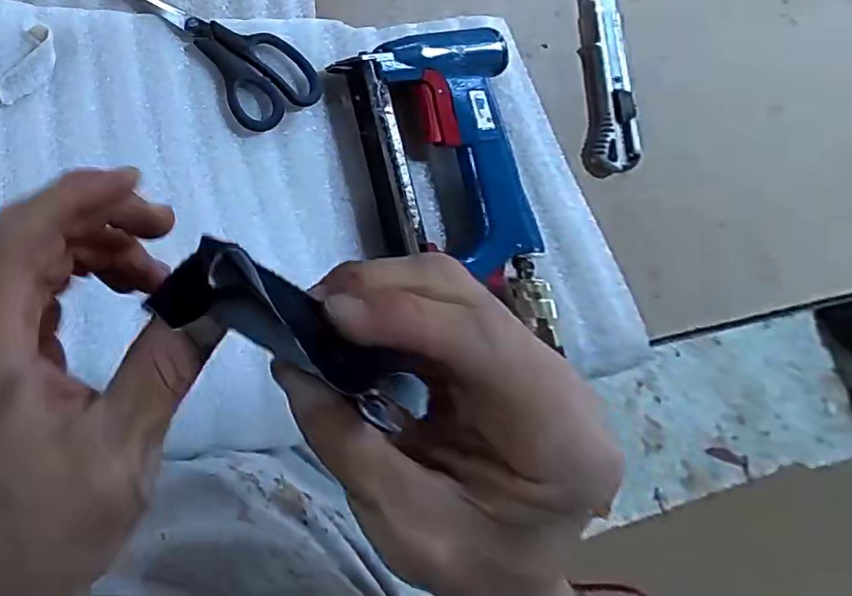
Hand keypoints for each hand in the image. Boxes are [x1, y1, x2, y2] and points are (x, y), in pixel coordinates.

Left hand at [0, 169, 212, 595]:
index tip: (137, 184)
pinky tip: (128, 287)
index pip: (26, 231)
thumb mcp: (118, 450)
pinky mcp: (9, 339)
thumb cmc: (42, 521)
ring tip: (157, 271)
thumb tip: (214, 302)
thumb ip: (165, 367)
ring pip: (46, 248)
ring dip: (103, 243)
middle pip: (39, 229)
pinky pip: (49, 277)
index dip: (78, 195)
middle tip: (166, 227)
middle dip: (104, 215)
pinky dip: (92, 268)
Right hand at [274, 254, 622, 595]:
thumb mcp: (407, 530)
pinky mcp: (492, 339)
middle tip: (316, 308)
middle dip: (380, 288)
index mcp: (558, 432)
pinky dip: (386, 299)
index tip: (332, 312)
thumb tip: (292, 368)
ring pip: (446, 284)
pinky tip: (355, 319)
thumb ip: (347, 448)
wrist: (514, 571)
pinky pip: (437, 298)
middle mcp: (553, 374)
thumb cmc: (475, 562)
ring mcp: (526, 349)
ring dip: (379, 286)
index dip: (402, 313)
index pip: (480, 340)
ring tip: (327, 311)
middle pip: (462, 294)